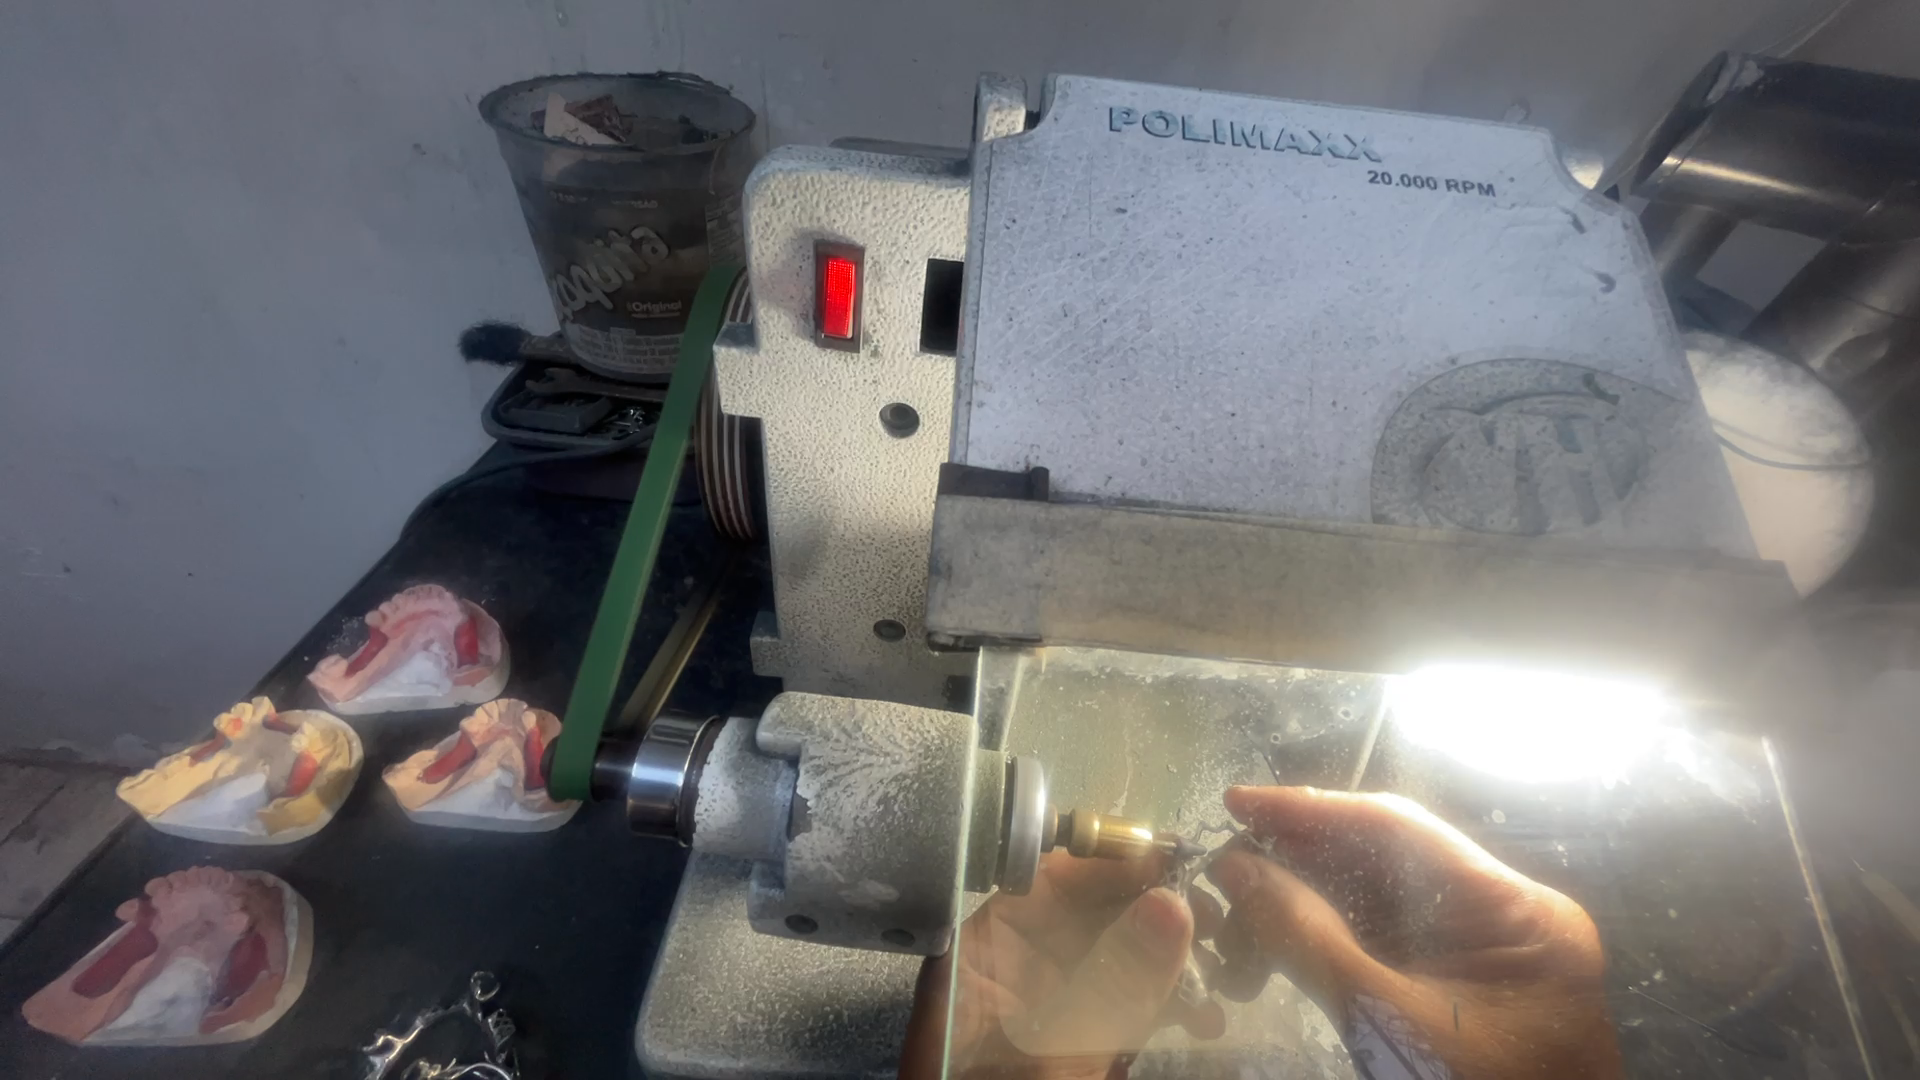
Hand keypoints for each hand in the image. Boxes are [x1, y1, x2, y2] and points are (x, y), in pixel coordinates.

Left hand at [901, 851, 1223, 1078]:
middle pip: (1085, 914)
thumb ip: (1114, 984)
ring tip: (1227, 967)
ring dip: (1168, 959)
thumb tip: (1173, 902)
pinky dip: (1161, 1006)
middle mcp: (1010, 968)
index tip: (1173, 856)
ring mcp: (1042, 1008)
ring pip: (1111, 959)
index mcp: (982, 953)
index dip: (1108, 862)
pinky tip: (1206, 1020)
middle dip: (1151, 909)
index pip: (1044, 879)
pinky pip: (1118, 1006)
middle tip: (1220, 913)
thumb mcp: (1057, 1056)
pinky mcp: (1072, 1045)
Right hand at [1206, 786, 1622, 1079]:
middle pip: (1375, 858)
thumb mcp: (1389, 1025)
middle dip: (1292, 864)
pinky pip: (1365, 937)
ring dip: (1291, 906)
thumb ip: (1308, 937)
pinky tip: (1264, 954)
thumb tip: (1231, 867)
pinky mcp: (1439, 980)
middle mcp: (1497, 913)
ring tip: (1233, 926)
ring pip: (1361, 897)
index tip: (1236, 803)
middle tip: (1223, 868)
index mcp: (1518, 912)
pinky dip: (1310, 942)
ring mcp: (1470, 948)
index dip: (1308, 809)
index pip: (1396, 827)